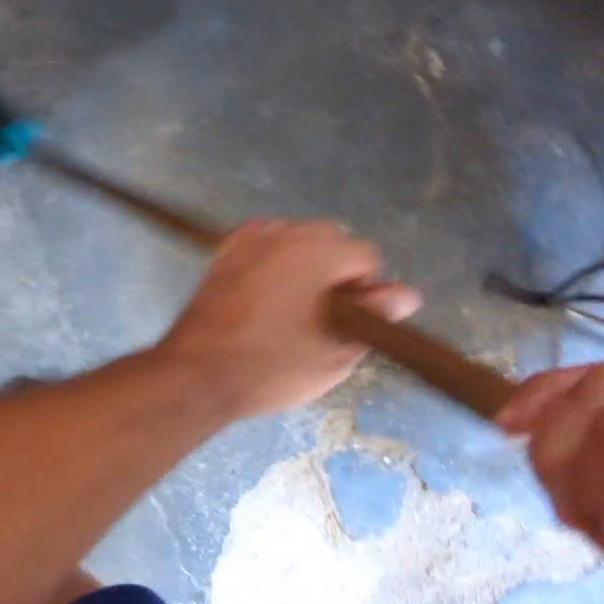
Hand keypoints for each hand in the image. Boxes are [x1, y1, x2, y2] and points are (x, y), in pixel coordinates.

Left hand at [155, 219, 421, 417]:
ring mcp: (247, 239)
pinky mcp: (222, 254)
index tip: (347, 324)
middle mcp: (283, 231)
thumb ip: (375, 316)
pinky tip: (263, 301)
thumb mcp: (336, 351)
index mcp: (317, 248)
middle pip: (330, 240)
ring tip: (290, 314)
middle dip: (335, 273)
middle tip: (322, 320)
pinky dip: (272, 266)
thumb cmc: (272, 366)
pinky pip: (262, 250)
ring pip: (295, 242)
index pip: (366, 256)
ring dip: (303, 267)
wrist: (197, 373)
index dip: (366, 291)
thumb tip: (406, 295)